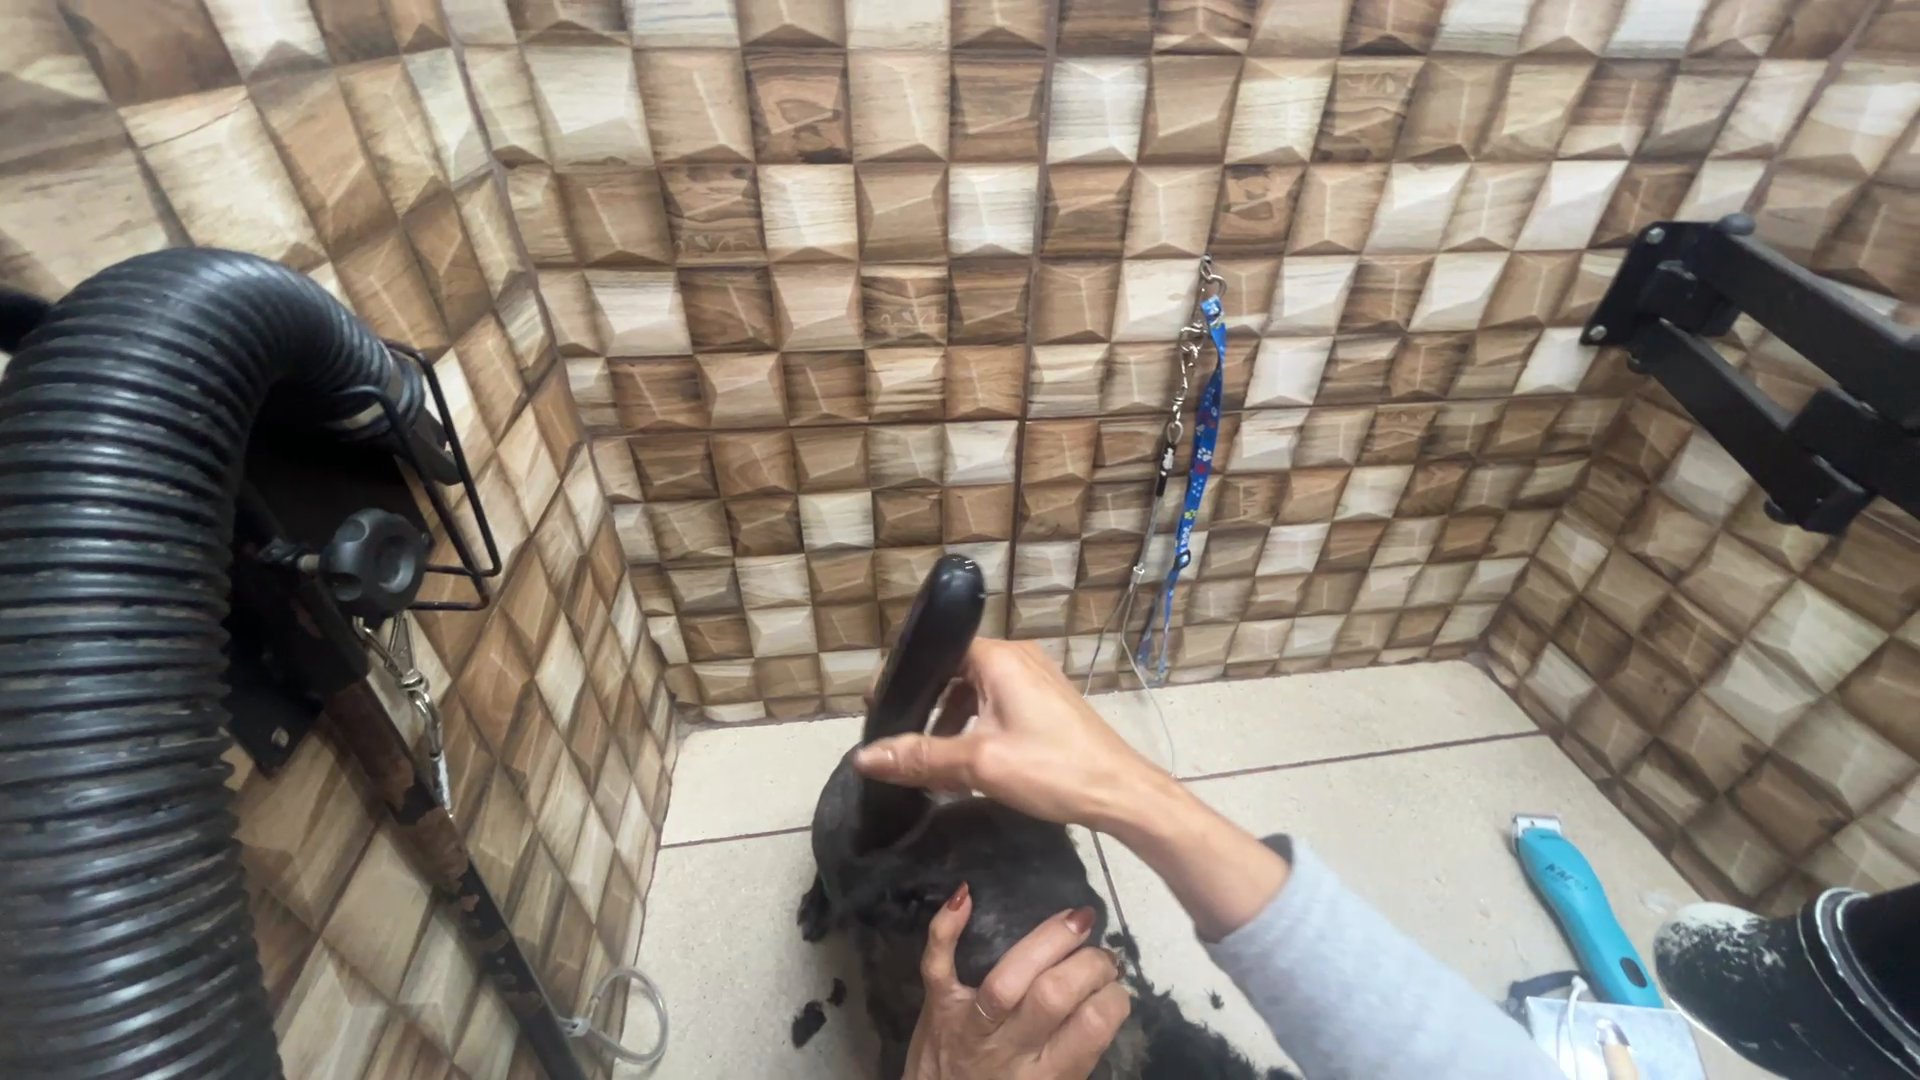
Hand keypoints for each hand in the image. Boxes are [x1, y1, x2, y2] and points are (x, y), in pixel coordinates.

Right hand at [855, 639, 1171, 831]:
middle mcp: (1016, 656)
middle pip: (953, 671)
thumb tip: (863, 757)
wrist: (1122, 793)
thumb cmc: (1052, 769)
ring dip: (950, 720)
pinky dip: (976, 726)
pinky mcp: (1045, 700)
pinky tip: (967, 761)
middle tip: (898, 738)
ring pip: (974, 690)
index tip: (879, 709)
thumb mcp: (979, 764)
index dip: (904, 677)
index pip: (936, 650)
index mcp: (998, 657)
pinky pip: (996, 702)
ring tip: (929, 758)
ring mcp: (1034, 677)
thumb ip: (919, 757)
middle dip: (926, 704)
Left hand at [905, 883, 1130, 1079]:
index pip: (1088, 1031)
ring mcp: (969, 1024)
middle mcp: (1008, 1049)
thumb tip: (1109, 991)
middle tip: (1101, 952)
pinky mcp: (937, 1005)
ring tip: (1073, 920)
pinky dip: (947, 928)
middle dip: (1086, 963)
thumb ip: (1074, 1045)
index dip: (1110, 999)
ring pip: (1005, 979)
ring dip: (1044, 941)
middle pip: (1050, 996)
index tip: (1116, 984)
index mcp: (1045, 1073)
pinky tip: (965, 895)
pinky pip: (937, 963)